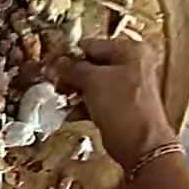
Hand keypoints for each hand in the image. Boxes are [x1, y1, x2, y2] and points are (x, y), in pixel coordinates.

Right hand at [60, 38, 179, 170]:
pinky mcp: (119, 105)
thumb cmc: (120, 106)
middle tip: (52, 87)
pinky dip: (82, 105)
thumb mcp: (94, 82)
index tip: (48, 68)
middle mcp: (130, 64)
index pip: (91, 46)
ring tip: (58, 101)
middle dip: (70, 76)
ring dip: (73, 93)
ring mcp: (126, 85)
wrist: (140, 142)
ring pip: (92, 83)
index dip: (68, 56)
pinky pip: (96, 99)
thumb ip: (73, 69)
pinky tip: (69, 114)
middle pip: (91, 64)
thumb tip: (55, 62)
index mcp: (129, 51)